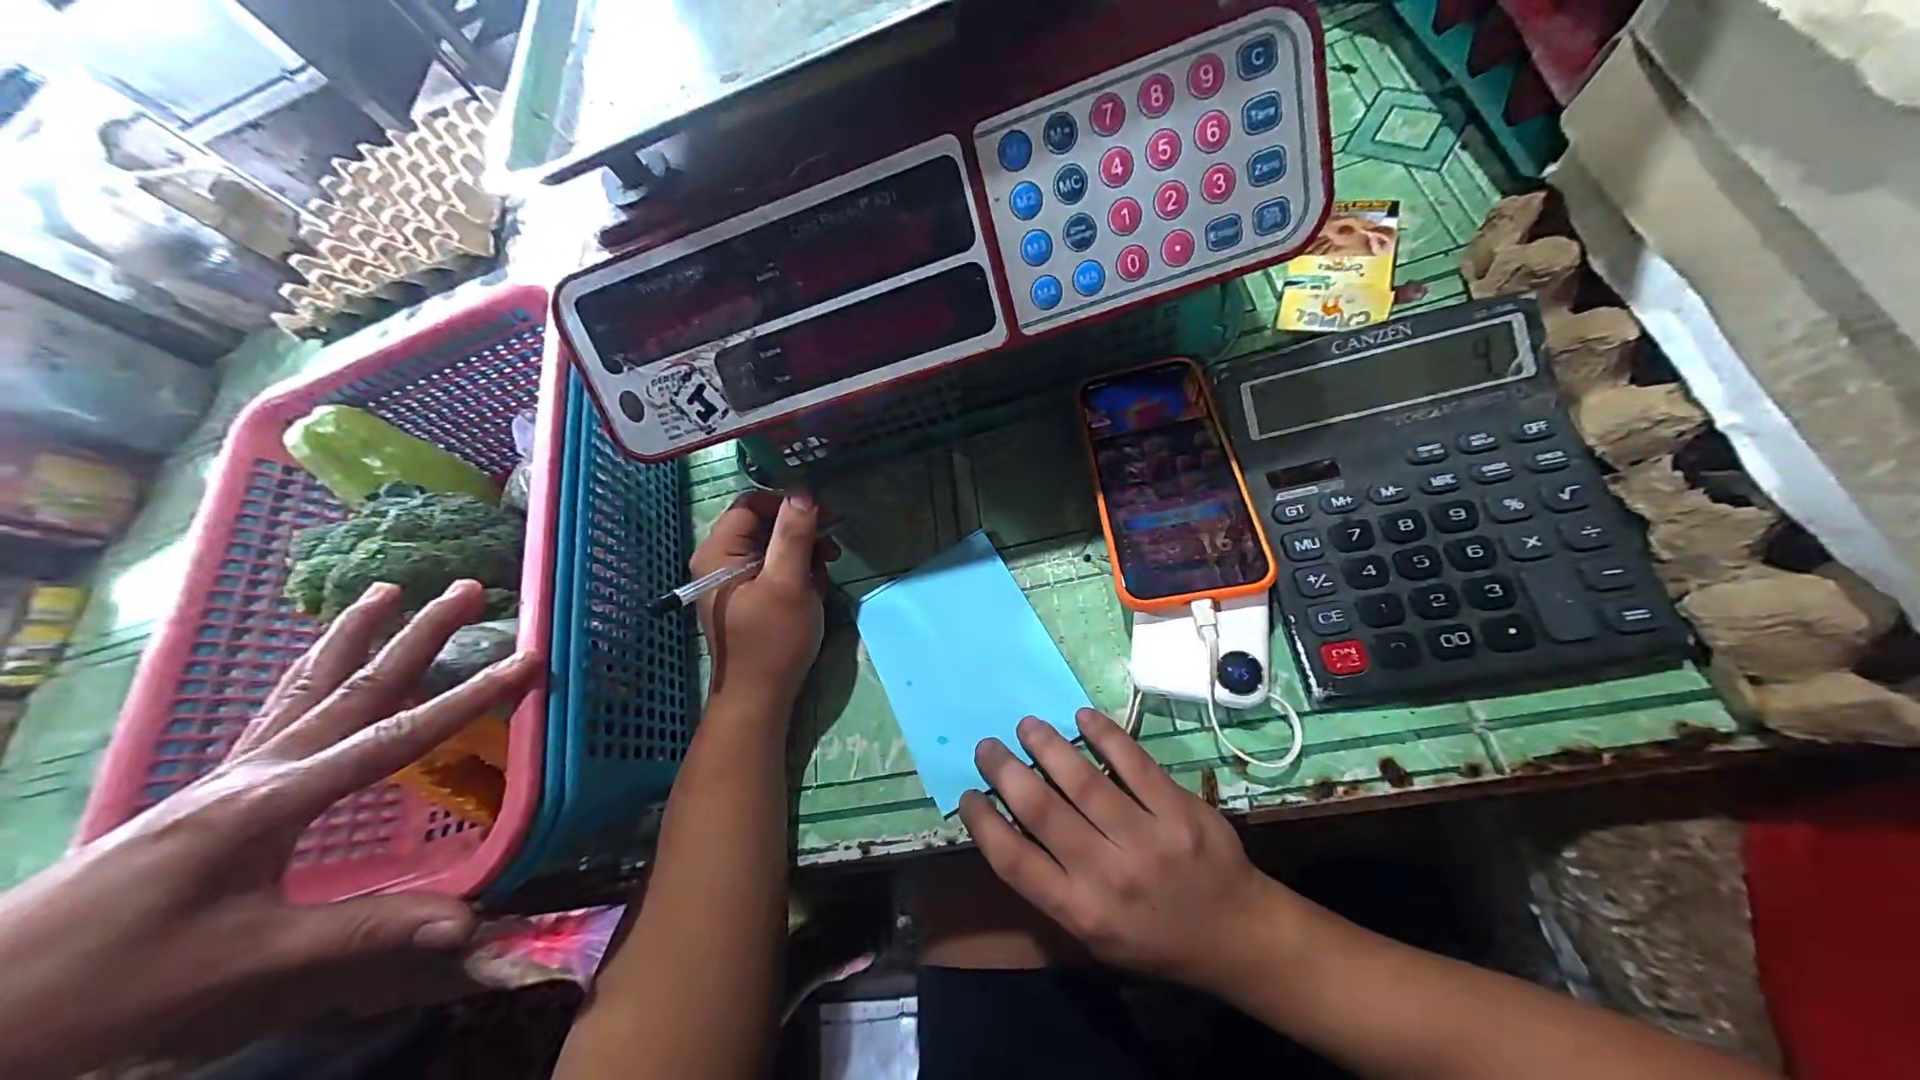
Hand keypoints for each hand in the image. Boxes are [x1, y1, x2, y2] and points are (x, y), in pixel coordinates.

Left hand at [0, 580, 539, 1079]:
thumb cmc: (111, 981)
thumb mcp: (243, 963)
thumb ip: (363, 932)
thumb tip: (468, 923)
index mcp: (274, 799)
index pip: (397, 736)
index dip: (469, 698)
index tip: (524, 661)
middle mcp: (257, 768)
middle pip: (355, 685)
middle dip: (418, 634)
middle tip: (465, 588)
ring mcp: (230, 771)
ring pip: (307, 685)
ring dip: (355, 635)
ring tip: (386, 591)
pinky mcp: (213, 787)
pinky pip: (276, 709)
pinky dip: (310, 671)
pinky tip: (320, 663)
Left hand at [695, 490, 836, 713]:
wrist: (761, 698)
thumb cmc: (773, 640)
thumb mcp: (788, 583)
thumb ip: (793, 535)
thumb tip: (802, 491)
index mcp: (718, 552)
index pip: (751, 505)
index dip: (787, 505)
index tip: (821, 517)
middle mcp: (720, 559)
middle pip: (764, 524)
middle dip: (800, 534)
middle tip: (830, 550)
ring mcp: (734, 579)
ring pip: (774, 547)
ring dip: (804, 555)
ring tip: (822, 577)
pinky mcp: (749, 595)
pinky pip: (775, 568)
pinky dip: (798, 573)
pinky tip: (813, 591)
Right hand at [959, 708, 1307, 992]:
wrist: (1236, 935)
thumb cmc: (1154, 938)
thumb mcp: (1094, 934)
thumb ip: (1052, 884)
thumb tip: (1009, 825)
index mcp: (1080, 910)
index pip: (1013, 859)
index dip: (983, 822)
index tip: (968, 794)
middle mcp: (1108, 874)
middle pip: (1041, 810)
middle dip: (1005, 771)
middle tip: (988, 746)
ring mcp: (1147, 838)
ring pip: (1083, 779)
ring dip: (1047, 745)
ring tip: (1028, 725)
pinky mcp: (1180, 809)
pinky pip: (1134, 762)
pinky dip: (1104, 734)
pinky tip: (1082, 716)